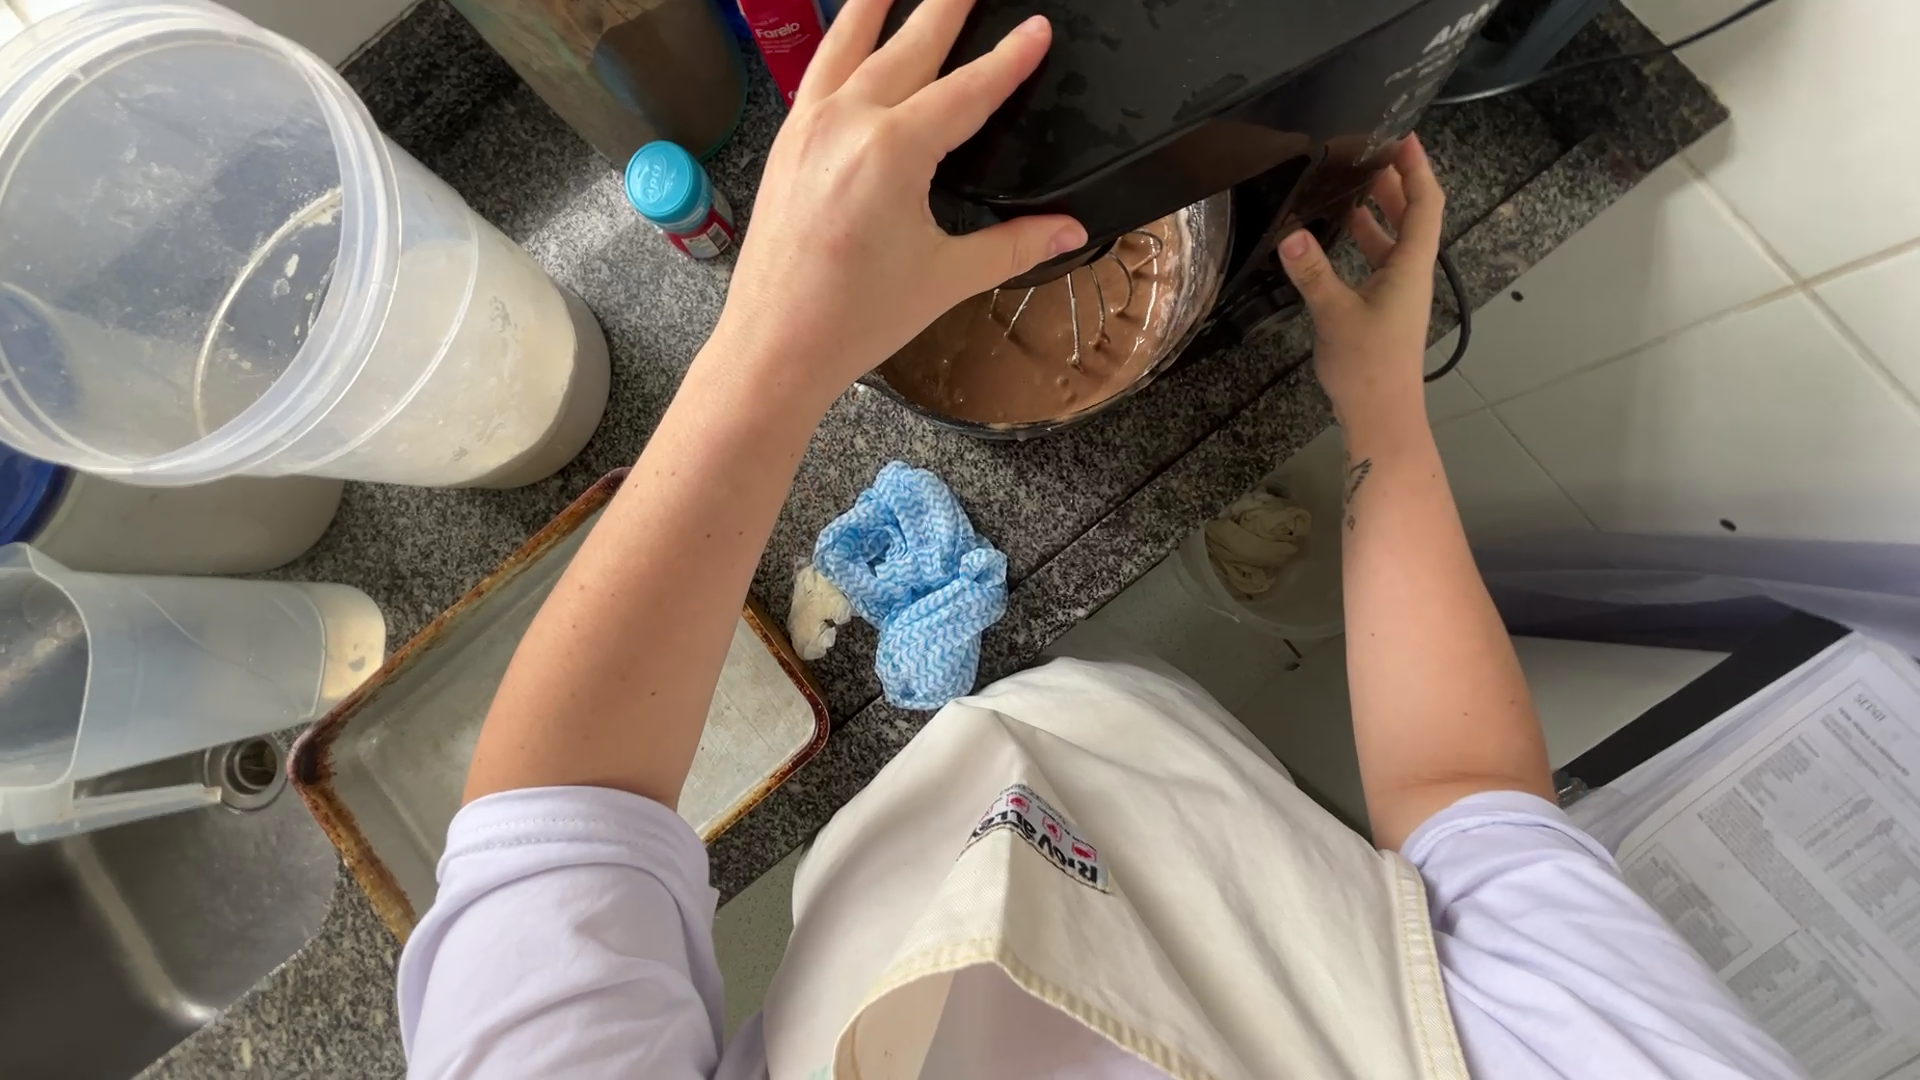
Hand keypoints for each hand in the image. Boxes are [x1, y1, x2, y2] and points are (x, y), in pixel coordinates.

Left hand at [713, 0, 1085, 403]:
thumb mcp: (944, 279)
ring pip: (851, 40)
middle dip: (947, 5)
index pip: (966, 91)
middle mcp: (846, 122)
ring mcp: (808, 127)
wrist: (776, 346)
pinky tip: (848, 37)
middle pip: (909, 44)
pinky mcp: (785, 144)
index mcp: (893, 151)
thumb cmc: (855, 319)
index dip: (1007, 61)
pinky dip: (840, 41)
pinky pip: (817, 71)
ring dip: (882, 2)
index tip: (1035, 30)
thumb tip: (1068, 231)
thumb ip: (1011, 246)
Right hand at [1278, 136, 1445, 426]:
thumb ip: (1312, 273)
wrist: (1380, 411)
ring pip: (1391, 243)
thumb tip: (1288, 235)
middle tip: (1369, 156)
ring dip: (1375, 216)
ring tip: (1349, 190)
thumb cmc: (1368, 362)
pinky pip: (1375, 265)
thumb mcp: (1335, 314)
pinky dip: (1360, 246)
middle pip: (1411, 218)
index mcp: (1410, 266)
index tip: (1403, 138)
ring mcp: (1396, 294)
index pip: (1424, 203)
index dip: (1416, 169)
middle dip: (1394, 185)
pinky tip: (1335, 243)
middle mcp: (1409, 274)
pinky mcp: (1380, 311)